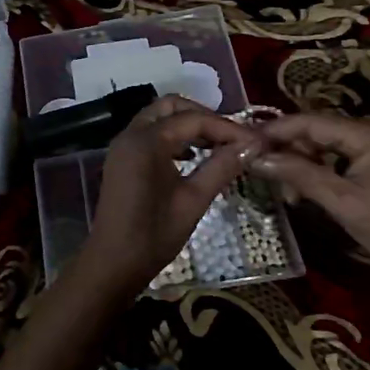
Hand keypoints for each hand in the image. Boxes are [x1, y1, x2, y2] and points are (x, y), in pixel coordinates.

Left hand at [77, 96, 260, 293]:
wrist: (114, 262)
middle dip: (202, 116)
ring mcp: (122, 147)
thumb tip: (254, 144)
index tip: (255, 141)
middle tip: (231, 137)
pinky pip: (148, 135)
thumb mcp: (194, 200)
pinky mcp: (121, 160)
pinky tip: (192, 157)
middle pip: (170, 107)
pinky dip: (171, 137)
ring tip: (218, 146)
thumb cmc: (154, 234)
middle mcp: (129, 135)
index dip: (226, 127)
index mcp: (145, 142)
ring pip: (158, 118)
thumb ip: (222, 166)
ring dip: (186, 125)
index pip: (192, 119)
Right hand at [246, 114, 369, 277]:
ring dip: (303, 163)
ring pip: (327, 143)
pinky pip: (341, 154)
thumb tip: (256, 158)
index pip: (312, 121)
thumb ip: (298, 174)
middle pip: (319, 129)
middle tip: (266, 175)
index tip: (245, 144)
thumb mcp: (340, 202)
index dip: (276, 130)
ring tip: (289, 192)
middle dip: (289, 150)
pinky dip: (321, 168)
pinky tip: (307, 189)